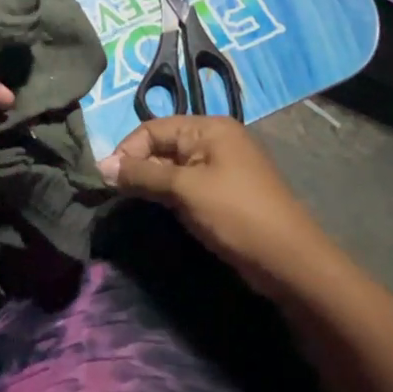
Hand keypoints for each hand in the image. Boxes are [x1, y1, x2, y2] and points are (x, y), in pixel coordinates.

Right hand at [99, 116, 338, 293]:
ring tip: (134, 202)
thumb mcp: (184, 190)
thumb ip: (141, 174)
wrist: (291, 264)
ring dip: (151, 183)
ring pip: (171, 167)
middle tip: (117, 193)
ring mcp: (222, 167)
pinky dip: (168, 194)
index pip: (152, 128)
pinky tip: (159, 209)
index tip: (108, 179)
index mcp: (209, 128)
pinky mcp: (224, 192)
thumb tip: (100, 166)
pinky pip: (186, 184)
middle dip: (138, 167)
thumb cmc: (236, 215)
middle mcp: (215, 140)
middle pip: (161, 145)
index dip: (127, 151)